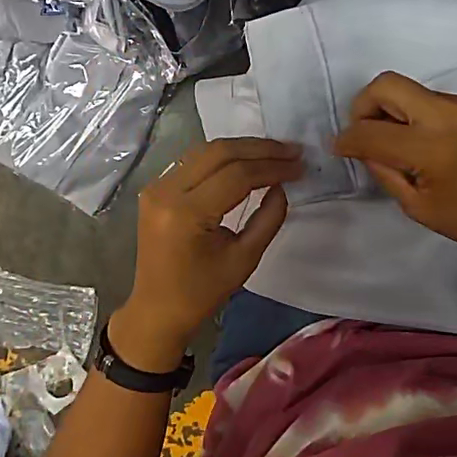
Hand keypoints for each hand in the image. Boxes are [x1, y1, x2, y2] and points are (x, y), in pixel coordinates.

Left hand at [113, 138, 304, 370]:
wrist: (157, 309)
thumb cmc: (201, 292)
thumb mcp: (244, 259)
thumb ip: (268, 219)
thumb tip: (282, 185)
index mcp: (186, 213)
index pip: (236, 175)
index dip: (272, 167)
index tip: (300, 166)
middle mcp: (166, 191)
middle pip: (219, 152)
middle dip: (260, 149)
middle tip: (293, 151)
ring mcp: (156, 186)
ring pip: (206, 150)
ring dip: (242, 147)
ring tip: (276, 152)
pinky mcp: (155, 187)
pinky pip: (193, 161)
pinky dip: (223, 156)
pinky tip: (246, 159)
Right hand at [333, 71, 456, 263]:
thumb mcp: (419, 208)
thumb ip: (385, 172)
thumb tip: (363, 148)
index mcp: (432, 148)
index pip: (371, 131)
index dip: (347, 139)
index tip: (340, 147)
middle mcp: (449, 115)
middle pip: (386, 85)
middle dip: (364, 106)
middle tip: (366, 134)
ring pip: (411, 90)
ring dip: (394, 111)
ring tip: (401, 145)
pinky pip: (435, 100)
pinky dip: (420, 116)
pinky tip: (431, 144)